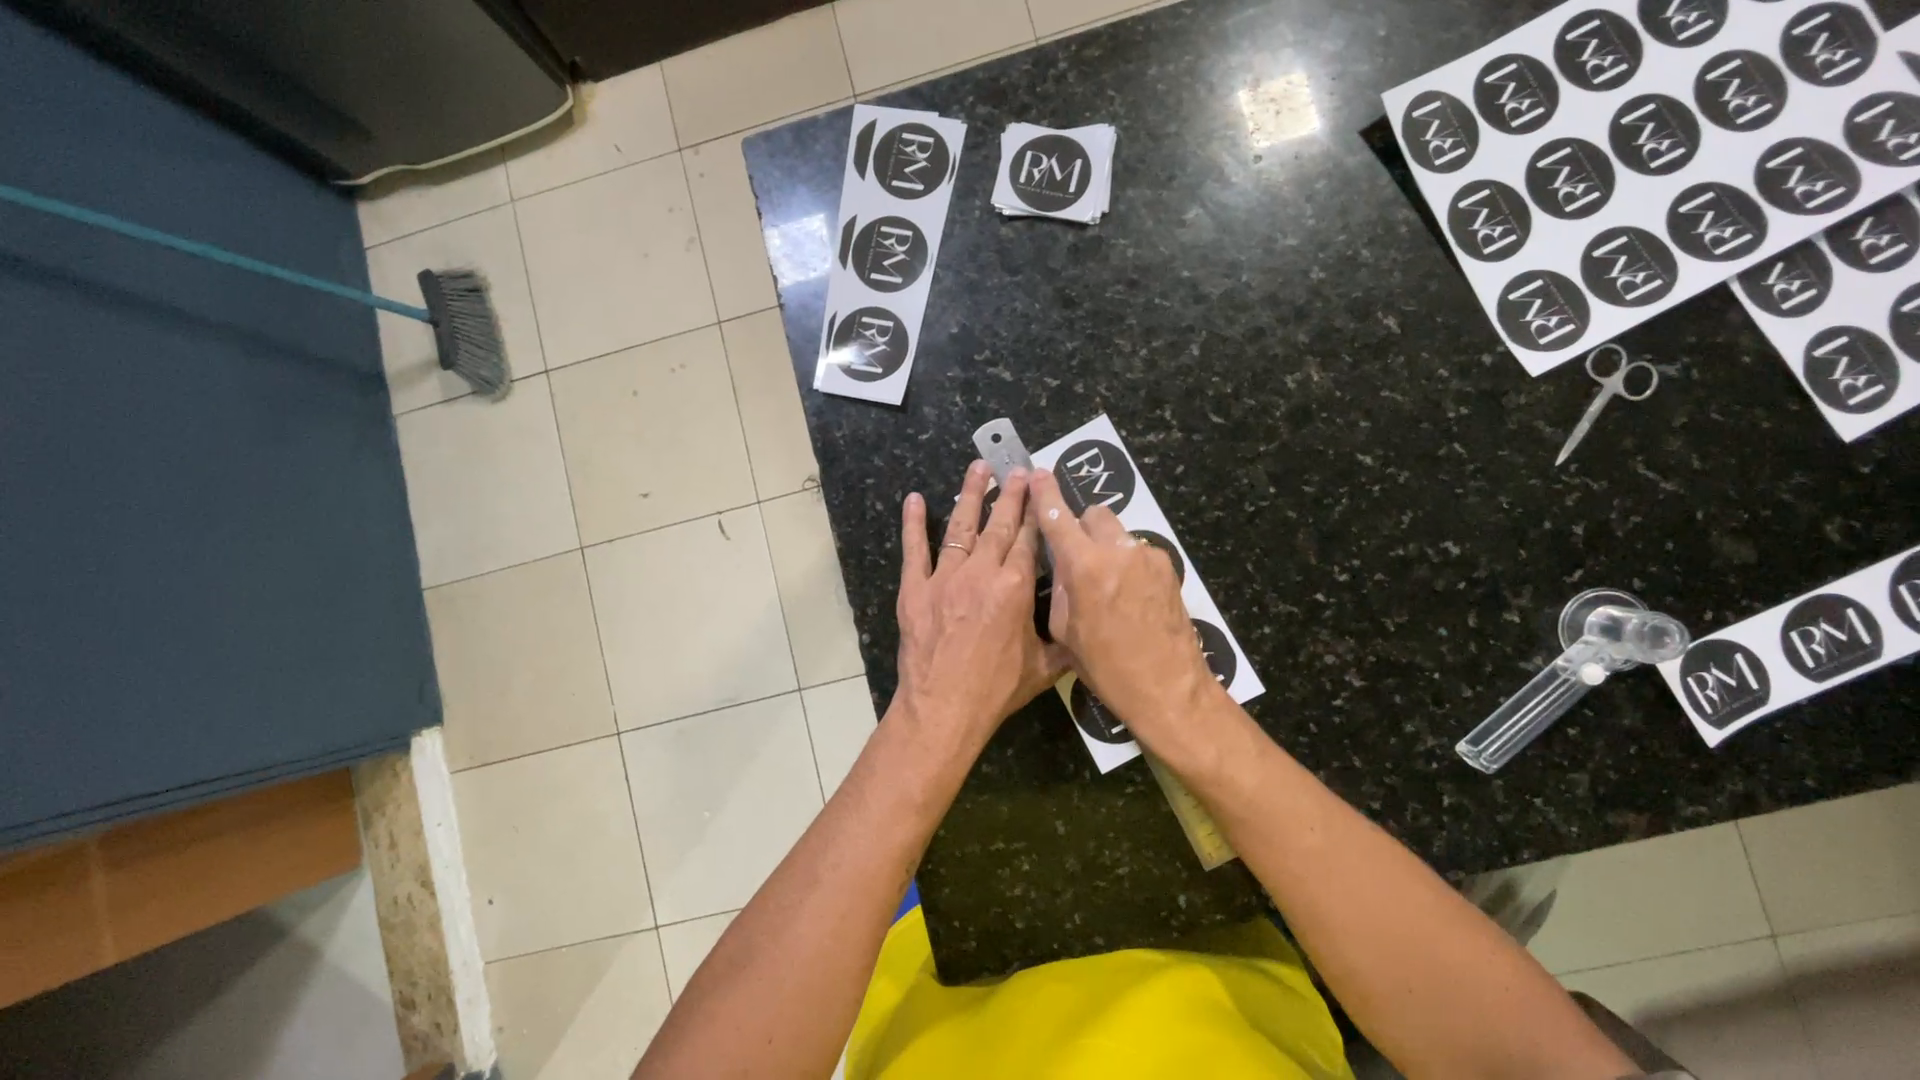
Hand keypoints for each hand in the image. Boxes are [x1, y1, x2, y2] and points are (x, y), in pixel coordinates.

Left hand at [893, 461, 1067, 752]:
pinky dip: (914, 524)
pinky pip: (914, 550)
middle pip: (998, 525)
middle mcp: (981, 573)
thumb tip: (1083, 624)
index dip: (1035, 512)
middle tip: (1016, 469)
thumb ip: (1065, 641)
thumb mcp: (1044, 667)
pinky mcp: (914, 590)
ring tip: (978, 468)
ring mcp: (944, 578)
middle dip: (1009, 494)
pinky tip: (914, 500)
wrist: (943, 708)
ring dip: (969, 495)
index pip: (1029, 540)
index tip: (1040, 489)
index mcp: (1016, 588)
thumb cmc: (997, 690)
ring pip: (960, 527)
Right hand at [1029, 468, 1224, 751]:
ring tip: (1107, 588)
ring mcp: (1149, 557)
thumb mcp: (1064, 630)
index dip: (1045, 493)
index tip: (1037, 474)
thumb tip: (1062, 566)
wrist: (1168, 687)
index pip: (1058, 516)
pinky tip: (1131, 599)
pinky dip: (1128, 566)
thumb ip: (1059, 588)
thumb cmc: (1107, 667)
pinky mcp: (1169, 569)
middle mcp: (1119, 551)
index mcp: (1085, 566)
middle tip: (1077, 557)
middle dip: (1082, 527)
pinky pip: (1139, 555)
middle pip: (1095, 515)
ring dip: (1107, 549)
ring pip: (1119, 535)